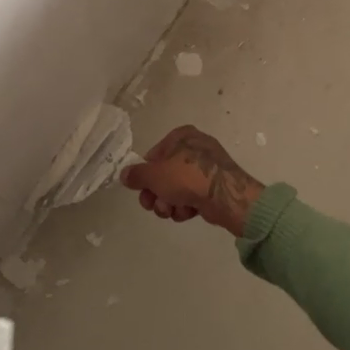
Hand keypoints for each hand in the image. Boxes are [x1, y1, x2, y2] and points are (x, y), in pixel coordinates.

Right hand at [121, 125, 265, 236]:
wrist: (224, 196)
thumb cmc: (186, 177)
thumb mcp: (154, 175)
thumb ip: (136, 175)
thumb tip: (124, 175)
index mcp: (182, 136)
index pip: (154, 155)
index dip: (146, 174)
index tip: (142, 188)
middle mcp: (195, 148)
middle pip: (164, 175)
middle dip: (156, 194)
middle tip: (153, 205)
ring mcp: (206, 169)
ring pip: (176, 189)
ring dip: (169, 204)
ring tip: (171, 210)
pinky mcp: (213, 188)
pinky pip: (191, 197)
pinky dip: (186, 207)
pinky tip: (187, 212)